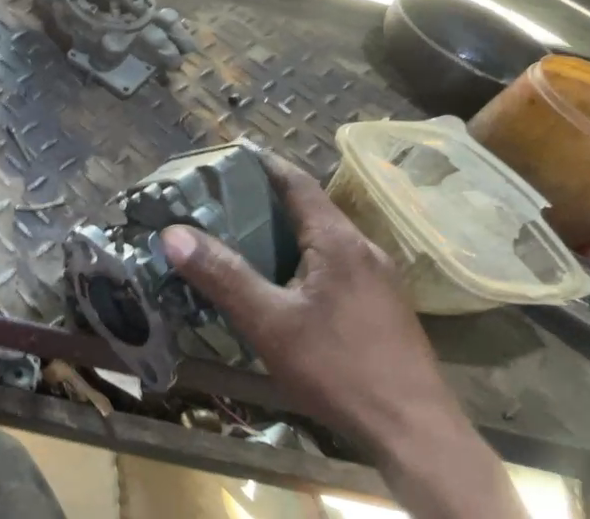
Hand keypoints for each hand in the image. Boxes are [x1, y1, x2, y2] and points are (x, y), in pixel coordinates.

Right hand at [159, 153, 468, 458]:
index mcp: (339, 242)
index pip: (296, 183)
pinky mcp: (381, 309)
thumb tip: (171, 233)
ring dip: (281, 232)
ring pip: (321, 240)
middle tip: (214, 199)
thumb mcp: (269, 322)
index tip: (225, 153)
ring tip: (236, 236)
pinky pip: (333, 265)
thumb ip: (222, 274)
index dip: (260, 163)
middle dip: (261, 199)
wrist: (417, 436)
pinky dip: (299, 258)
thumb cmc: (340, 369)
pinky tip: (276, 282)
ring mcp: (379, 281)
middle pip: (308, 209)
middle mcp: (363, 251)